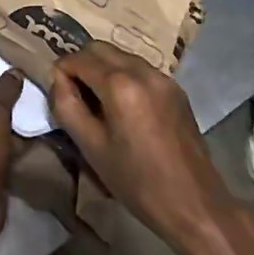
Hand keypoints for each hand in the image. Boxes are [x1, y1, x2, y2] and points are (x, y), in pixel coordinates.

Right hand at [48, 42, 228, 244]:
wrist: (195, 206)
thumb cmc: (137, 181)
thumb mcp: (91, 147)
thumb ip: (66, 105)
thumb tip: (58, 81)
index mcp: (120, 85)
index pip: (77, 59)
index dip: (62, 73)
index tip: (60, 96)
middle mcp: (142, 71)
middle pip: (99, 48)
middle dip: (81, 64)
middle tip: (75, 94)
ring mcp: (163, 78)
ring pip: (120, 56)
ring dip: (103, 69)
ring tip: (99, 102)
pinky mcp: (176, 90)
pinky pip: (139, 69)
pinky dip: (123, 76)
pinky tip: (124, 107)